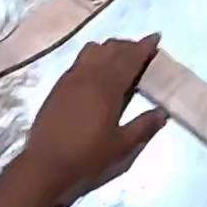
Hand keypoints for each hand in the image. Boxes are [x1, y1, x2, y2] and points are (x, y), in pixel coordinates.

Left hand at [19, 35, 169, 193]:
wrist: (43, 168)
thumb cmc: (86, 157)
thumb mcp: (122, 146)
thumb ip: (144, 126)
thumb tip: (163, 112)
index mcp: (108, 88)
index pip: (130, 58)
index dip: (144, 46)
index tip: (155, 37)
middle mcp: (89, 77)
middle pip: (112, 49)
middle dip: (129, 45)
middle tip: (142, 49)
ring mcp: (71, 80)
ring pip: (93, 50)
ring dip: (110, 48)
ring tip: (119, 56)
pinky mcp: (58, 88)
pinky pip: (79, 61)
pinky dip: (93, 56)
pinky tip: (95, 69)